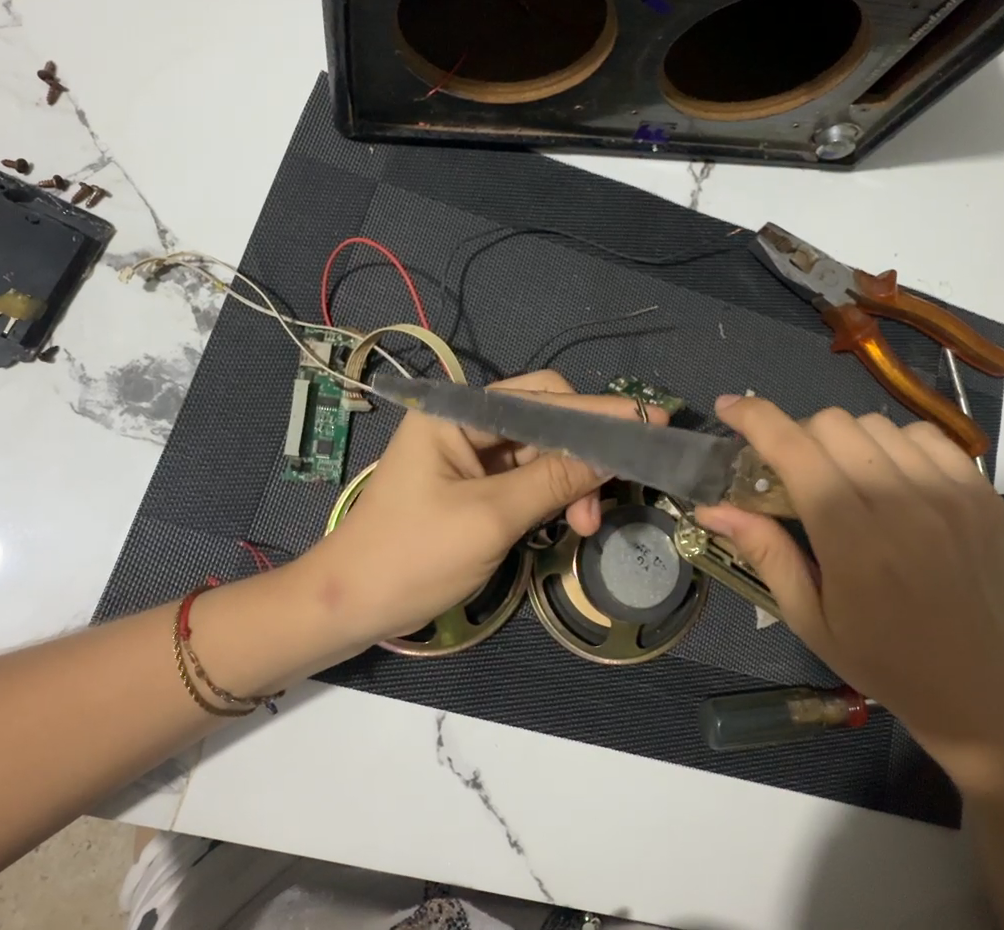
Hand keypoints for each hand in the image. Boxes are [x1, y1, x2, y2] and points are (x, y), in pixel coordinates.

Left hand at [316, 371, 664, 644]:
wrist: (350, 606)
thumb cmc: (412, 557)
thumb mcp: (490, 518)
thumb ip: (554, 481)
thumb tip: (617, 453)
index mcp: (456, 413)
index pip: (544, 398)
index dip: (600, 411)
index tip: (653, 425)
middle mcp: (465, 422)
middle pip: (548, 420)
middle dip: (585, 454)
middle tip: (612, 496)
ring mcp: (471, 456)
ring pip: (544, 453)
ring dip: (572, 483)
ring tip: (587, 525)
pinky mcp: (475, 487)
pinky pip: (529, 479)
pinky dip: (553, 497)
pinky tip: (571, 521)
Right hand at [695, 397, 1003, 788]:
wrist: (976, 683)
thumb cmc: (880, 657)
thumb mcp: (808, 617)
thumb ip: (764, 552)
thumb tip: (712, 506)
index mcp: (853, 539)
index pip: (794, 450)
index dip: (755, 418)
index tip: (729, 408)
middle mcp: (903, 503)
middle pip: (833, 424)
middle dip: (798, 436)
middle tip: (793, 471)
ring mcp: (950, 493)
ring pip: (877, 424)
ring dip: (846, 440)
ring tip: (846, 478)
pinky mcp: (982, 492)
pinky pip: (926, 435)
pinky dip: (895, 445)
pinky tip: (891, 479)